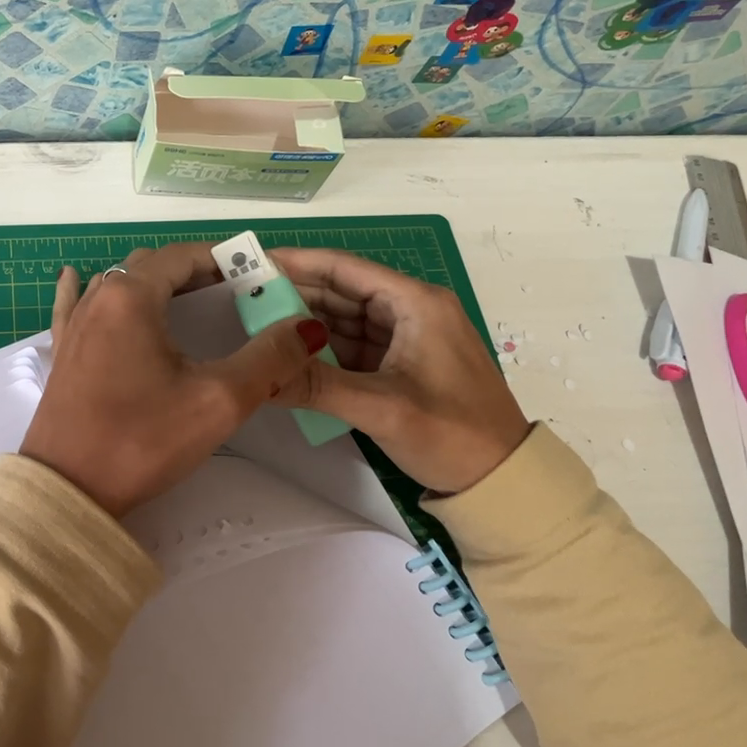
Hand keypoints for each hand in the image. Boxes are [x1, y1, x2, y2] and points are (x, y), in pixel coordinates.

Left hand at [20, 243, 330, 516]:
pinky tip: (79, 280)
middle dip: (192, 273)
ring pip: (117, 284)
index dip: (222, 260)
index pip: (182, 256)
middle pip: (150, 266)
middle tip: (232, 297)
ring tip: (188, 306)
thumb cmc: (142, 441)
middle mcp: (98, 299)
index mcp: (131, 297)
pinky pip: (76, 305)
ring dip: (152, 285)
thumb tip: (307, 327)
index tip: (255, 278)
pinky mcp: (62, 353)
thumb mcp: (218, 401)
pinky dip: (89, 290)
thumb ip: (268, 358)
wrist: (68, 490)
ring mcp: (74, 325)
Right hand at [271, 248, 529, 494]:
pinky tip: (286, 352)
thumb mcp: (382, 408)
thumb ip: (316, 385)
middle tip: (242, 295)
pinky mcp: (398, 364)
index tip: (252, 261)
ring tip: (255, 322)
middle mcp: (410, 310)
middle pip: (340, 290)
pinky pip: (349, 345)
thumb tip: (255, 372)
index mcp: (416, 303)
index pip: (344, 268)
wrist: (504, 486)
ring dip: (303, 321)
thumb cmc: (454, 436)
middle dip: (293, 291)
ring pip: (341, 318)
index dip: (296, 262)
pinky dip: (319, 347)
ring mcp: (404, 338)